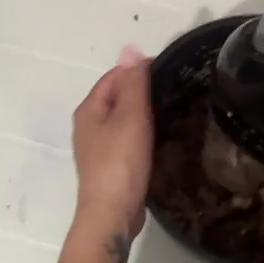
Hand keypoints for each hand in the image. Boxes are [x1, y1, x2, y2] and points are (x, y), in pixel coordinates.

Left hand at [72, 49, 153, 238]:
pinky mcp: (110, 166)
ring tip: (171, 111)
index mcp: (89, 109)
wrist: (112, 214)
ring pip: (122, 119)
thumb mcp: (130, 117)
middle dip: (142, 90)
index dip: (139, 69)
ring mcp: (97, 148)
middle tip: (175, 91)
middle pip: (117, 97)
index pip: (114, 76)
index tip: (170, 71)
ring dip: (143, 113)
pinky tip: (159, 138)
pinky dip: (142, 134)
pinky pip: (127, 139)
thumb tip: (129, 48)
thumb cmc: (121, 163)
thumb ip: (133, 83)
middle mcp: (88, 126)